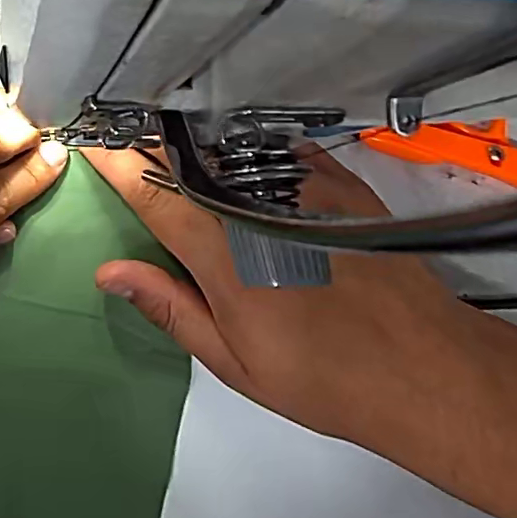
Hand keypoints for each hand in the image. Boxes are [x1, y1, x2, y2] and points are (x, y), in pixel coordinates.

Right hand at [85, 147, 495, 445]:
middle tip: (125, 141)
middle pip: (183, 160)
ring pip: (224, 148)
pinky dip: (242, 146)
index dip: (115, 162)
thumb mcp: (232, 359)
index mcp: (219, 251)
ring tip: (170, 143)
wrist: (426, 368)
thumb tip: (109, 272)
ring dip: (189, 144)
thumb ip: (168, 306)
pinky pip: (272, 147)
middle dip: (146, 146)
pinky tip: (236, 154)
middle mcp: (252, 207)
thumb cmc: (320, 375)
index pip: (150, 193)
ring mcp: (296, 186)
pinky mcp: (332, 178)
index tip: (91, 142)